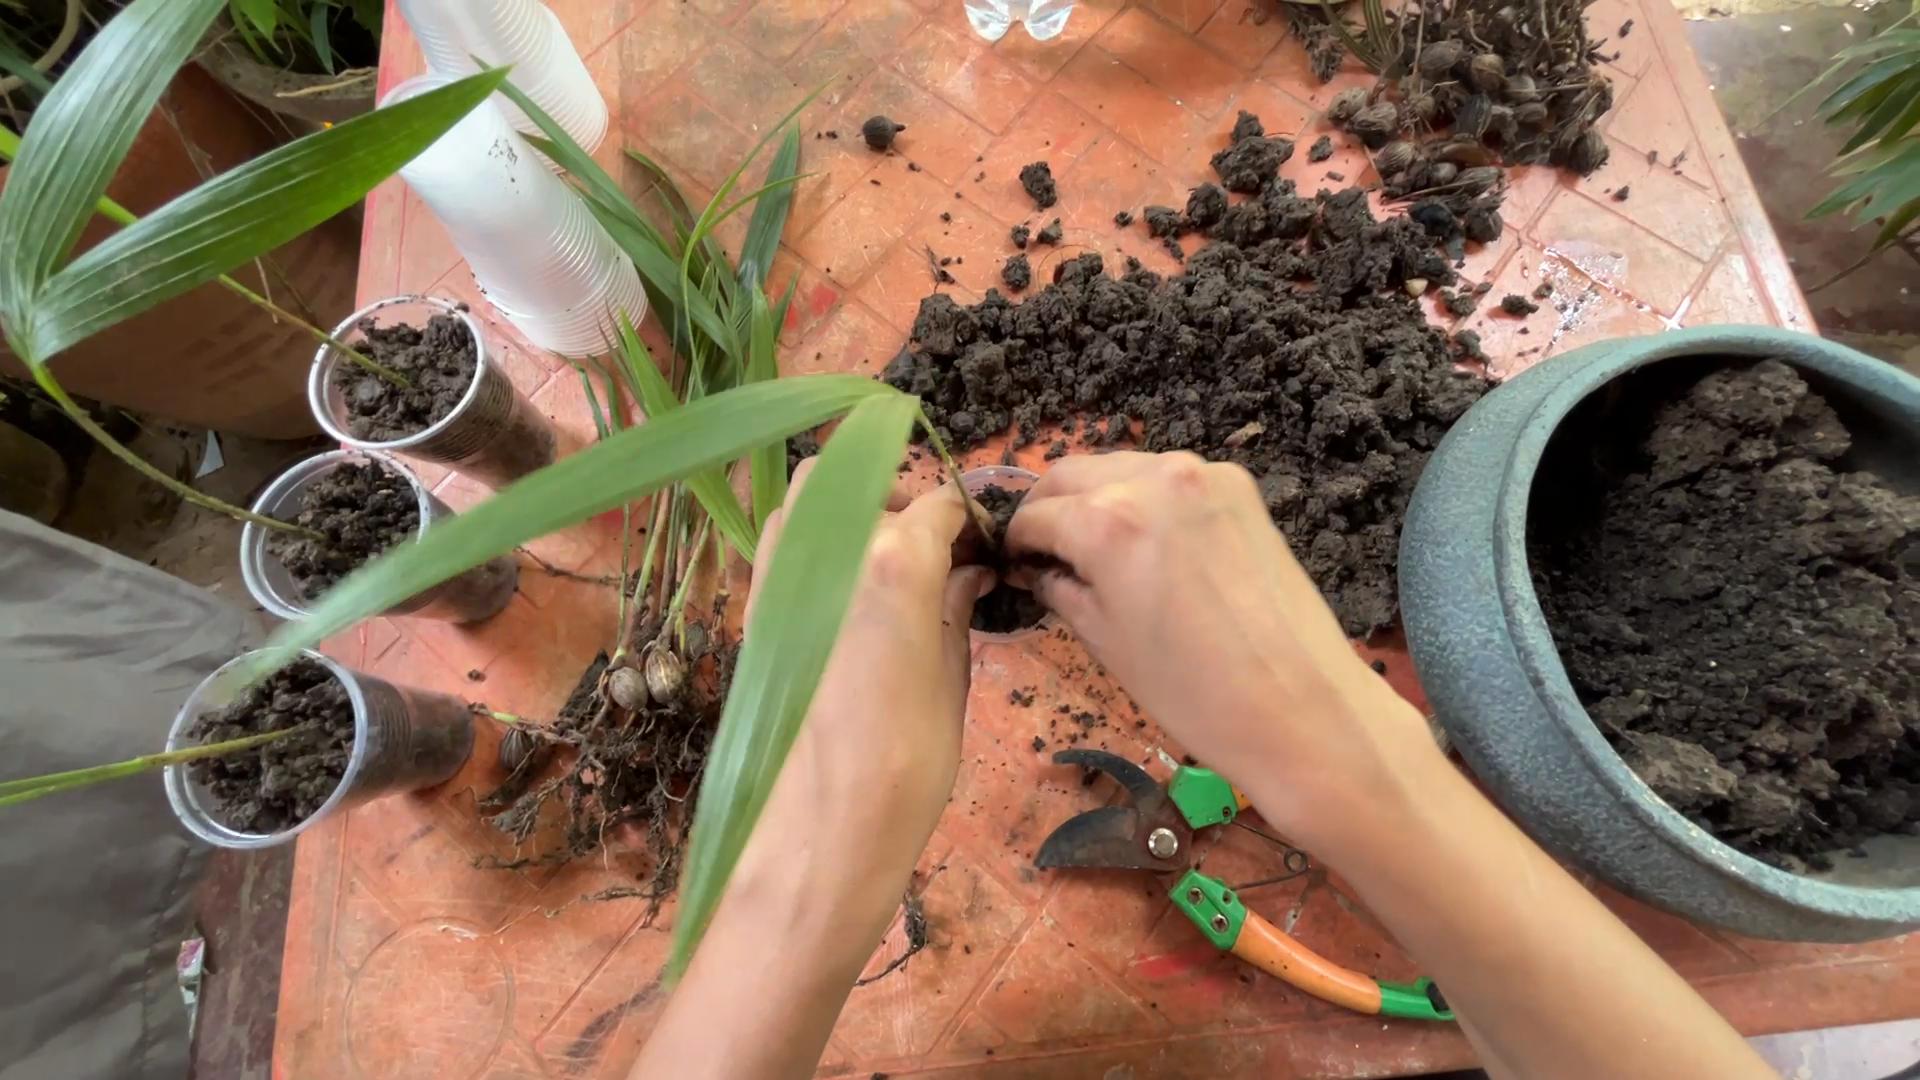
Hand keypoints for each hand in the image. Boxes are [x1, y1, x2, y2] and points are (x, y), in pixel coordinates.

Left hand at [728, 461, 992, 928]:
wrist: (816, 830)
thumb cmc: (906, 764)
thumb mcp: (951, 679)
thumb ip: (955, 607)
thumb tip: (968, 570)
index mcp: (897, 560)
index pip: (940, 505)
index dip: (968, 520)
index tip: (981, 545)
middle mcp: (835, 544)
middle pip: (875, 485)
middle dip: (912, 502)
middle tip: (939, 550)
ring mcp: (785, 568)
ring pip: (817, 490)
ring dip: (858, 502)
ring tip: (889, 553)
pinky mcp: (756, 597)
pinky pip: (785, 531)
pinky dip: (818, 530)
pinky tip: (846, 576)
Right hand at [1005, 452, 1436, 850]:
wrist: (1299, 705)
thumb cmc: (1187, 688)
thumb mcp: (1103, 639)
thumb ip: (1059, 588)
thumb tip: (1036, 570)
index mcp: (1105, 521)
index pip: (1035, 516)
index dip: (1015, 542)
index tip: (1014, 563)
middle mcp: (1148, 477)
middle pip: (1069, 474)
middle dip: (1046, 507)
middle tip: (1041, 547)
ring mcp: (1199, 473)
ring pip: (1118, 467)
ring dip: (1092, 496)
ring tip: (1090, 541)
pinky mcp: (1236, 484)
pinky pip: (1165, 477)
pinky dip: (1140, 496)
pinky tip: (1144, 536)